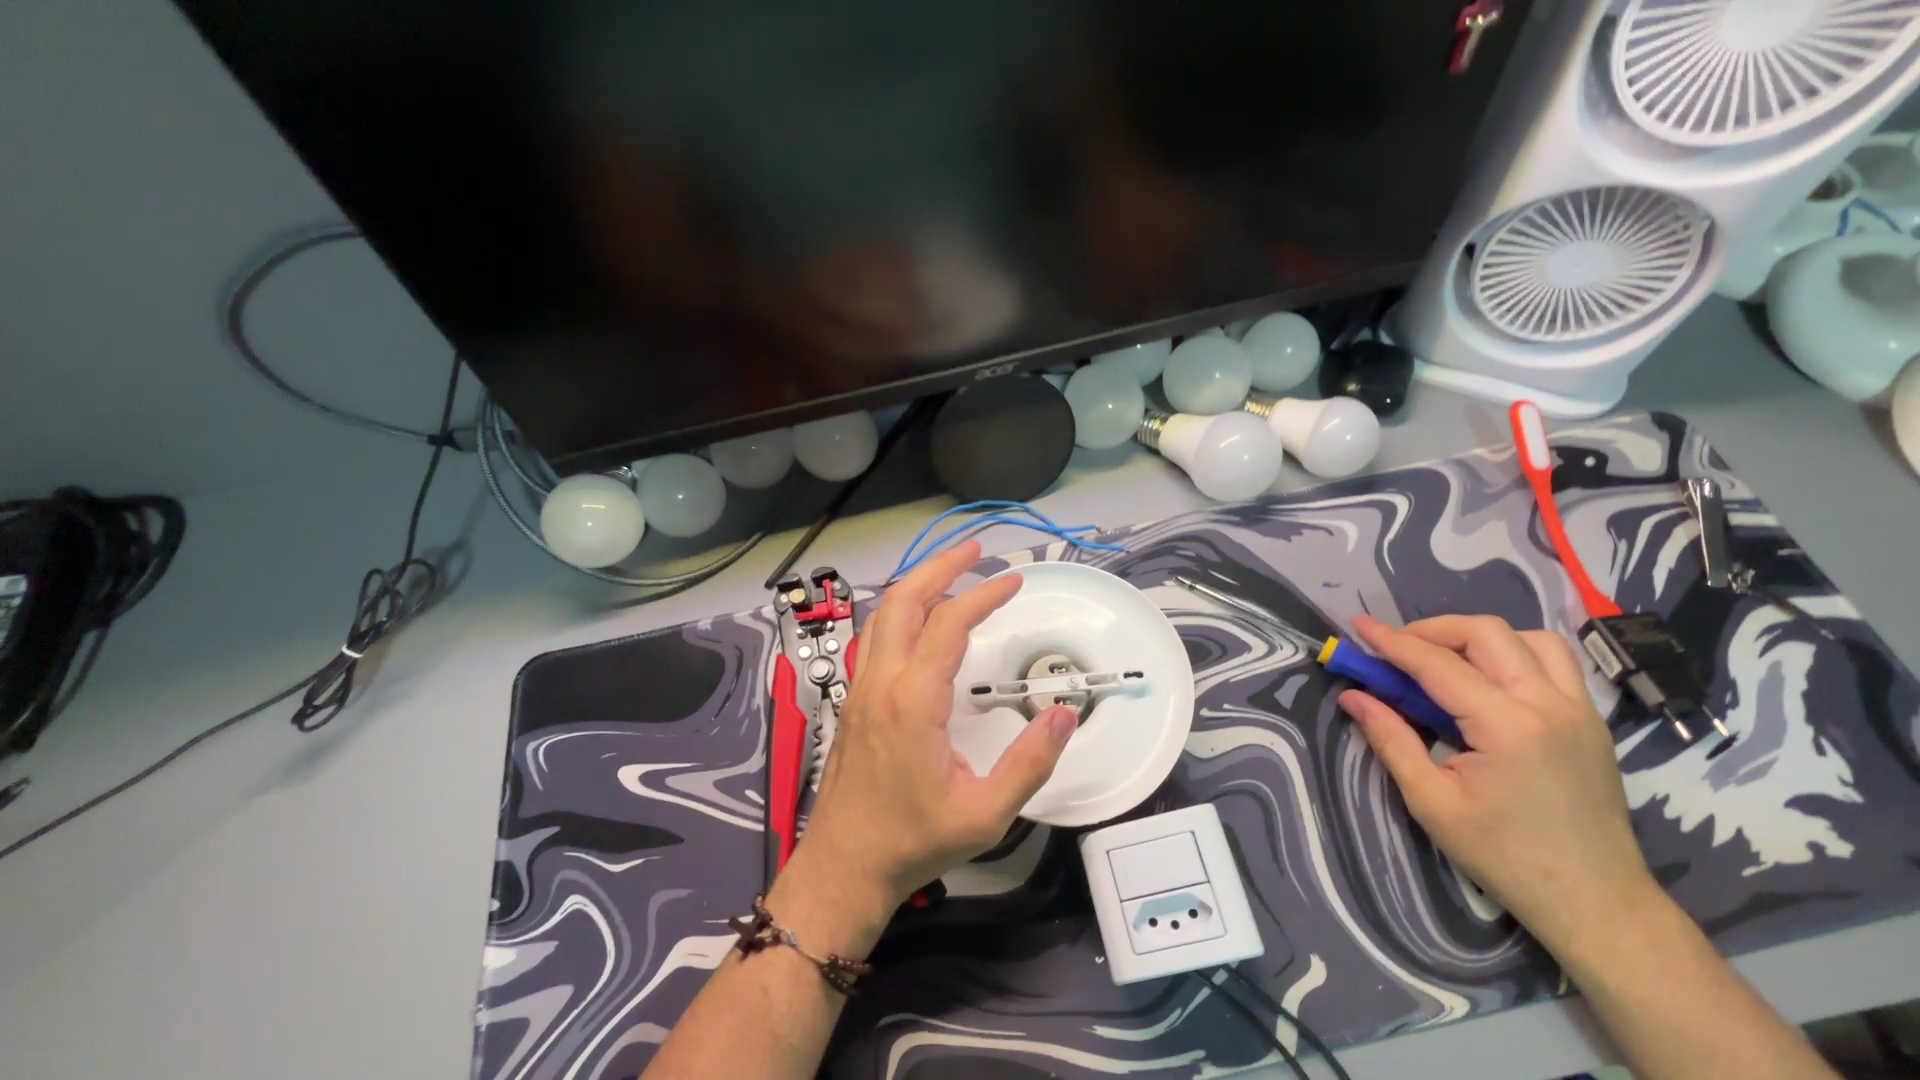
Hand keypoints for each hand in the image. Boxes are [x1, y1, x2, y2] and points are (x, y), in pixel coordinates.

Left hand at [795, 540, 1075, 910]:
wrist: (844, 866)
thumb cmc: (914, 842)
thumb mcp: (985, 813)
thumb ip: (1029, 763)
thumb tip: (1064, 713)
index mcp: (912, 703)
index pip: (947, 625)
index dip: (983, 595)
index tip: (1014, 580)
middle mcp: (881, 684)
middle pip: (903, 602)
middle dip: (939, 567)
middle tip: (974, 549)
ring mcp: (861, 692)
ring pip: (882, 618)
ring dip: (916, 587)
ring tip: (951, 574)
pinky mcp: (854, 704)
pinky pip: (875, 640)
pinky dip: (901, 614)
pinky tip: (921, 623)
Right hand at [1338, 613, 1659, 948]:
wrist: (1593, 899)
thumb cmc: (1503, 857)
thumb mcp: (1432, 803)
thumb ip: (1392, 741)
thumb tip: (1353, 697)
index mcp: (1507, 726)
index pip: (1439, 665)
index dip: (1393, 642)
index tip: (1359, 626)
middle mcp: (1548, 704)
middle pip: (1487, 633)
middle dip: (1434, 629)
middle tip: (1398, 647)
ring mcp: (1579, 709)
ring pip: (1530, 638)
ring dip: (1480, 637)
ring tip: (1446, 659)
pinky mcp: (1591, 721)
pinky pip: (1555, 663)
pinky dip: (1515, 654)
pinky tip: (1489, 680)